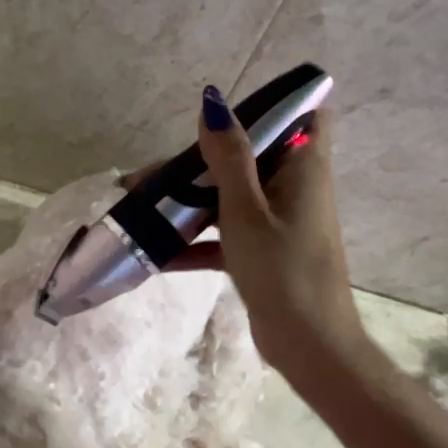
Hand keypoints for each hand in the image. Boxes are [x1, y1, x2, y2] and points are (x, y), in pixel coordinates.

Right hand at [124, 86, 366, 371]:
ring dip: (188, 202)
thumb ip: (227, 158)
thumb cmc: (282, 269)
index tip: (217, 117)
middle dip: (198, 163)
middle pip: (246, 158)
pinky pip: (224, 234)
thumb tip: (213, 104)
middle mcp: (294, 188)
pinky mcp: (263, 253)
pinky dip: (195, 241)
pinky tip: (156, 253)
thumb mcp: (245, 210)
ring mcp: (278, 223)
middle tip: (148, 176)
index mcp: (302, 167)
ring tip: (139, 208)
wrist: (308, 344)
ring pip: (229, 197)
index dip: (267, 108)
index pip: (301, 116)